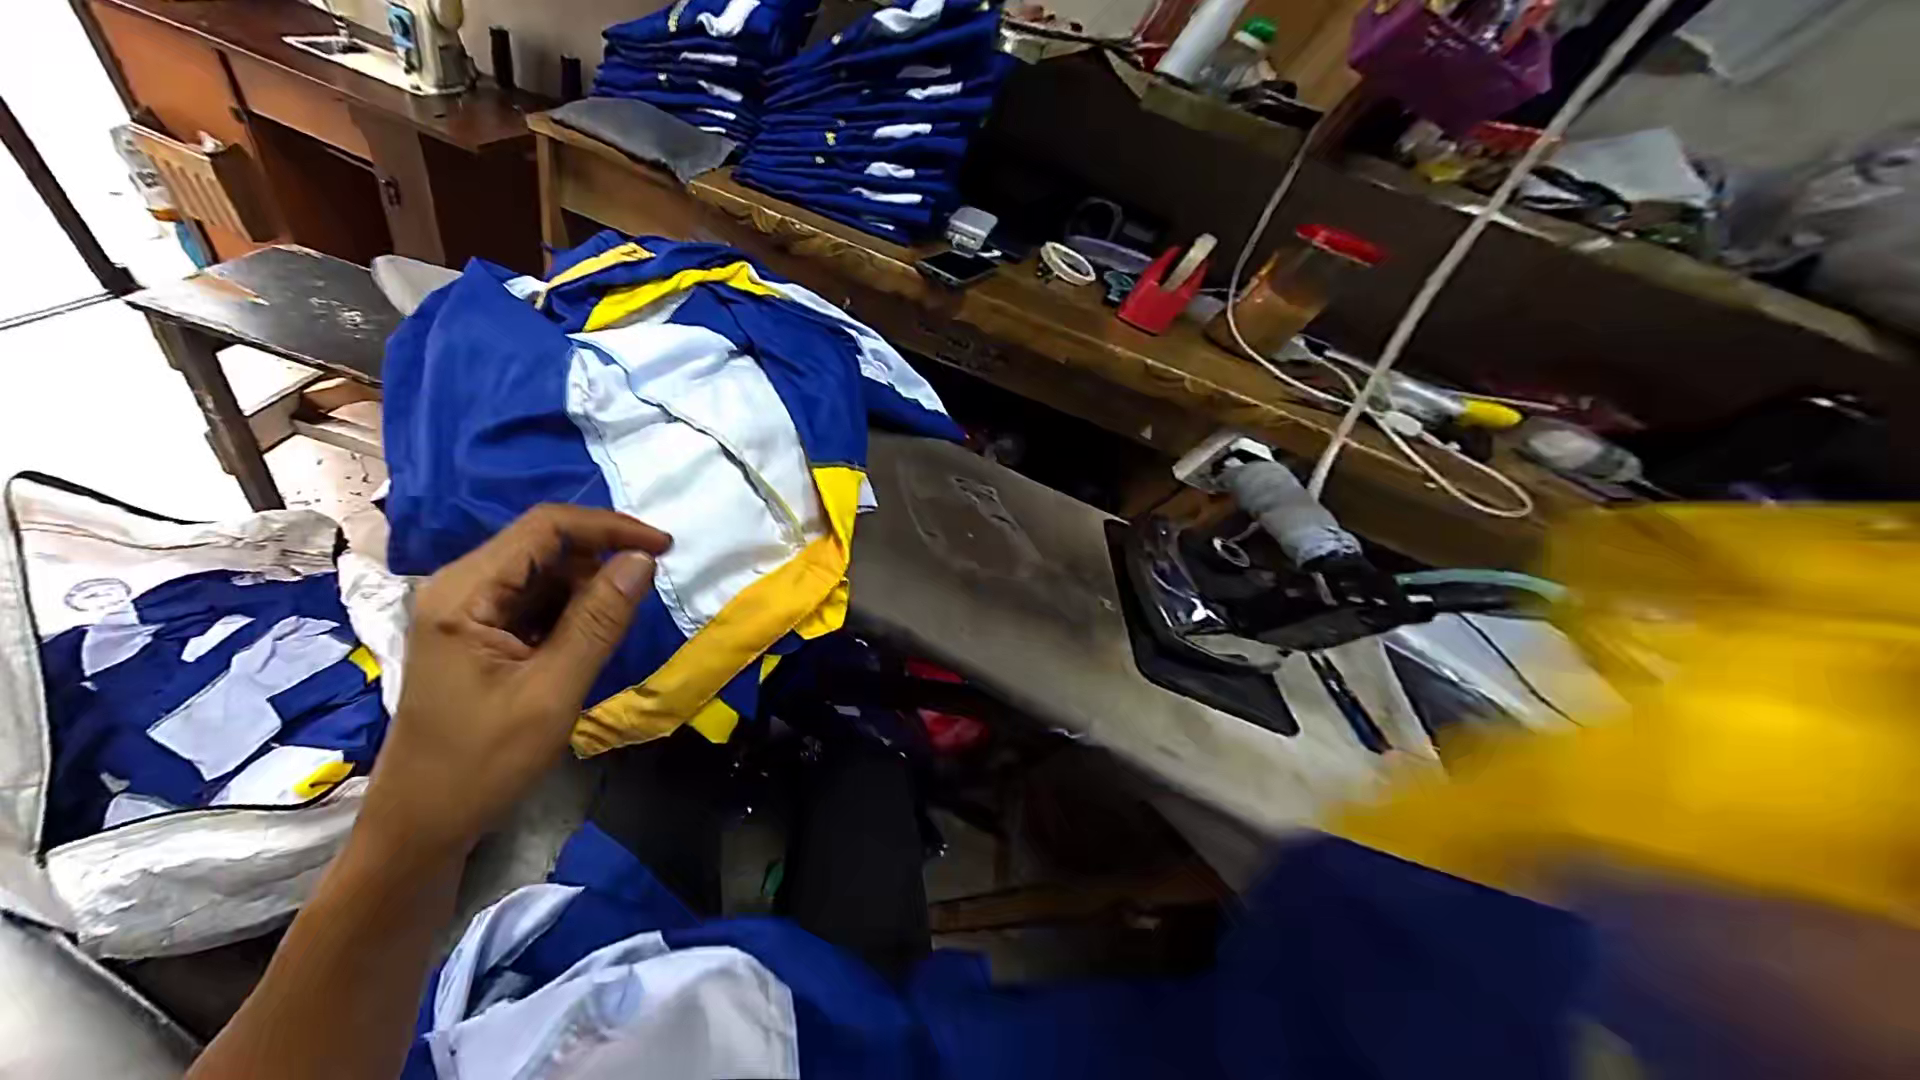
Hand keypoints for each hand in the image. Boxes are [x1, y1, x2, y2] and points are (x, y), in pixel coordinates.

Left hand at [361, 504, 670, 854]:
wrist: (424, 823)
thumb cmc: (482, 762)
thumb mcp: (553, 691)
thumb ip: (599, 620)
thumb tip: (643, 560)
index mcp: (465, 594)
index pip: (546, 527)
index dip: (610, 527)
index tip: (663, 547)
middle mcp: (461, 588)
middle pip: (545, 543)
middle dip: (603, 556)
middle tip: (648, 587)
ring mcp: (469, 610)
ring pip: (546, 571)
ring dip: (591, 586)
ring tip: (617, 624)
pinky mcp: (481, 631)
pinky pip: (538, 599)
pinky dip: (574, 608)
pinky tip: (589, 638)